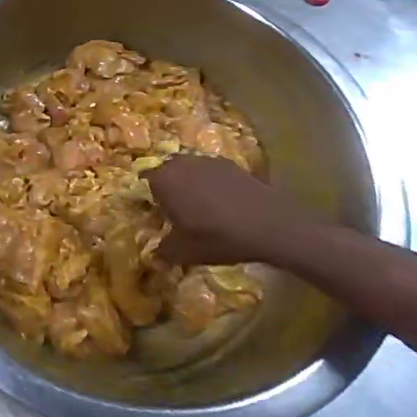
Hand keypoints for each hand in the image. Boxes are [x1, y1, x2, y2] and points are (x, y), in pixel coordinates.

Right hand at [148, 154, 326, 265]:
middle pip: (167, 171)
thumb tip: (152, 256)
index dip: (149, 197)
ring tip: (203, 206)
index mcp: (162, 180)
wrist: (271, 225)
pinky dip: (213, 183)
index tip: (158, 214)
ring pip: (190, 170)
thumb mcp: (184, 252)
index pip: (144, 182)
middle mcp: (179, 163)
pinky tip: (225, 203)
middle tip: (179, 210)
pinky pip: (212, 172)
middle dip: (170, 187)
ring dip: (191, 183)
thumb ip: (163, 251)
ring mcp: (206, 160)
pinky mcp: (231, 164)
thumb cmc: (218, 236)